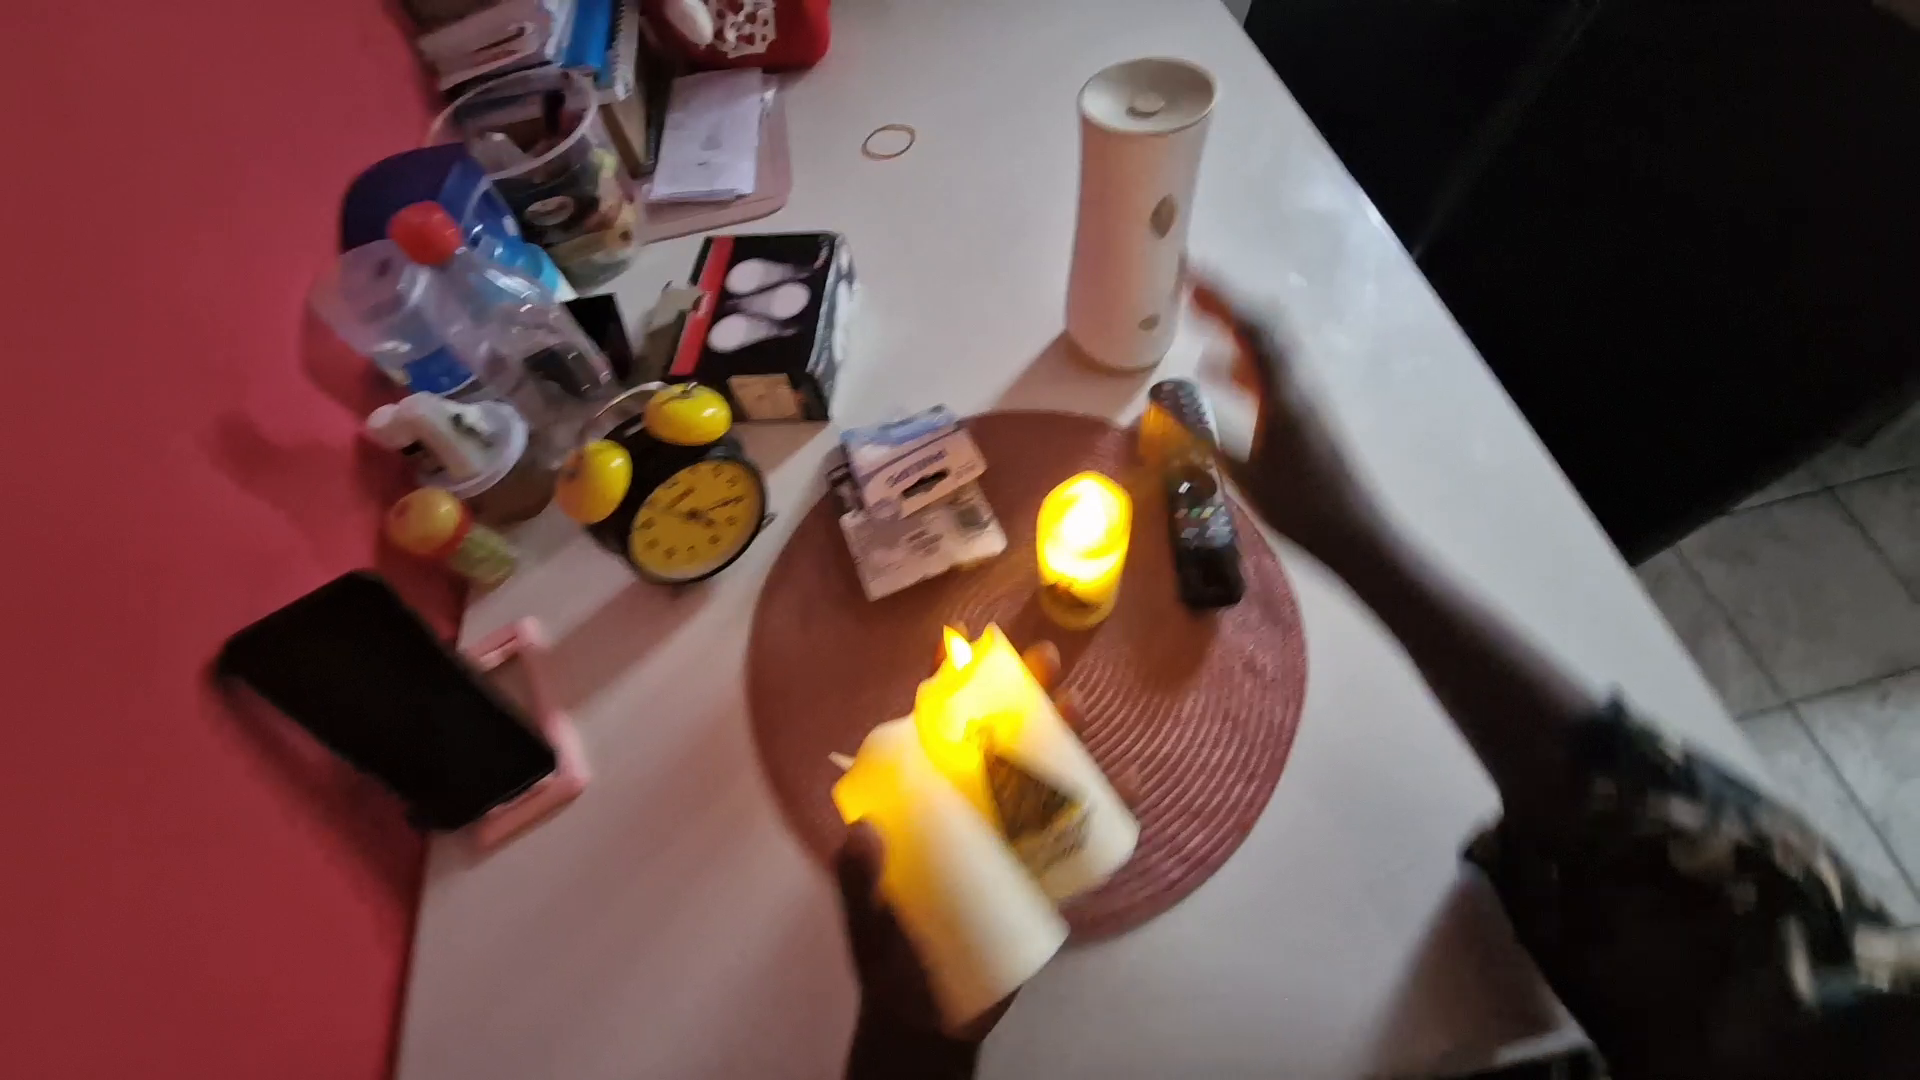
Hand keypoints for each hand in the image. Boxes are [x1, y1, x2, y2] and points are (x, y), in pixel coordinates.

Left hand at [837, 642, 1075, 1043]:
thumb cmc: (888, 957)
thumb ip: (859, 883)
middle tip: (1048, 664)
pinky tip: (1125, 783)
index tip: (963, 650)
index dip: (946, 690)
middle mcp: (968, 805)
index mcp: (923, 804)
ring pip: (1038, 773)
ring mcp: (1006, 834)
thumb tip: (865, 833)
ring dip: (1062, 738)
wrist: (932, 1015)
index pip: (932, 734)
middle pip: (996, 740)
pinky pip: (1073, 831)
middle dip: (1021, 697)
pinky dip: (1103, 806)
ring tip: (1080, 711)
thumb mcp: (866, 920)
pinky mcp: (1038, 867)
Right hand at [1189, 277, 1385, 567]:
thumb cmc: (1301, 506)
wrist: (1355, 532)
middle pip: (1264, 326)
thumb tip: (1168, 402)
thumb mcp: (1246, 474)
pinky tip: (1221, 372)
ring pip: (1269, 347)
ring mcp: (1302, 396)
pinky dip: (1242, 358)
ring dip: (1235, 326)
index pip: (1251, 328)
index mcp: (1283, 391)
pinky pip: (1269, 371)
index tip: (1188, 276)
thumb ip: (1207, 435)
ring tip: (1200, 318)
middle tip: (1189, 290)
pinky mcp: (1302, 412)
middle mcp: (1297, 383)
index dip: (1220, 296)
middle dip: (1226, 302)